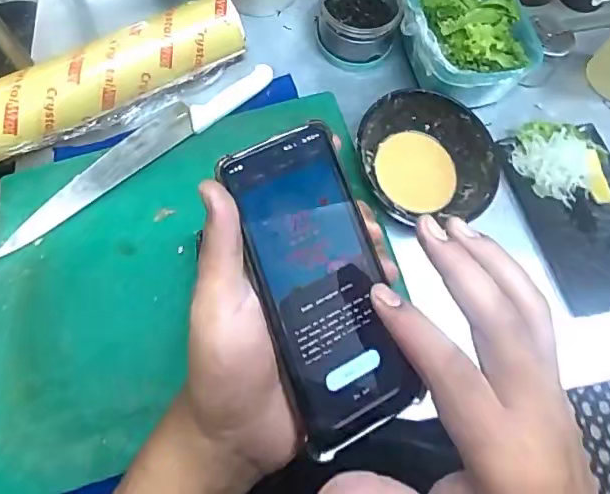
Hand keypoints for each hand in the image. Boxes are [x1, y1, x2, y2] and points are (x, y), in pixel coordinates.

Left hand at [119, 158, 397, 493]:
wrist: (241, 437)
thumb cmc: (221, 359)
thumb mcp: (217, 297)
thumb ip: (220, 246)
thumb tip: (210, 184)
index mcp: (263, 261)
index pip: (290, 216)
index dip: (313, 193)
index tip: (337, 171)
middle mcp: (294, 280)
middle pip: (329, 242)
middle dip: (353, 226)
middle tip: (370, 226)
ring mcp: (320, 313)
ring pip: (354, 276)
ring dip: (374, 262)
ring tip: (387, 261)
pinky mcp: (342, 347)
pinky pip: (368, 320)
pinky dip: (386, 306)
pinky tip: (399, 300)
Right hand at [326, 214, 594, 493]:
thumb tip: (332, 482)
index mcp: (506, 451)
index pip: (456, 375)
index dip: (415, 330)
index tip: (378, 292)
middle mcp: (537, 412)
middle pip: (505, 325)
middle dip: (463, 269)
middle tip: (425, 227)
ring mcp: (554, 394)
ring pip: (531, 313)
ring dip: (493, 261)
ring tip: (457, 224)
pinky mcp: (556, 384)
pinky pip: (538, 319)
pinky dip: (511, 277)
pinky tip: (485, 257)